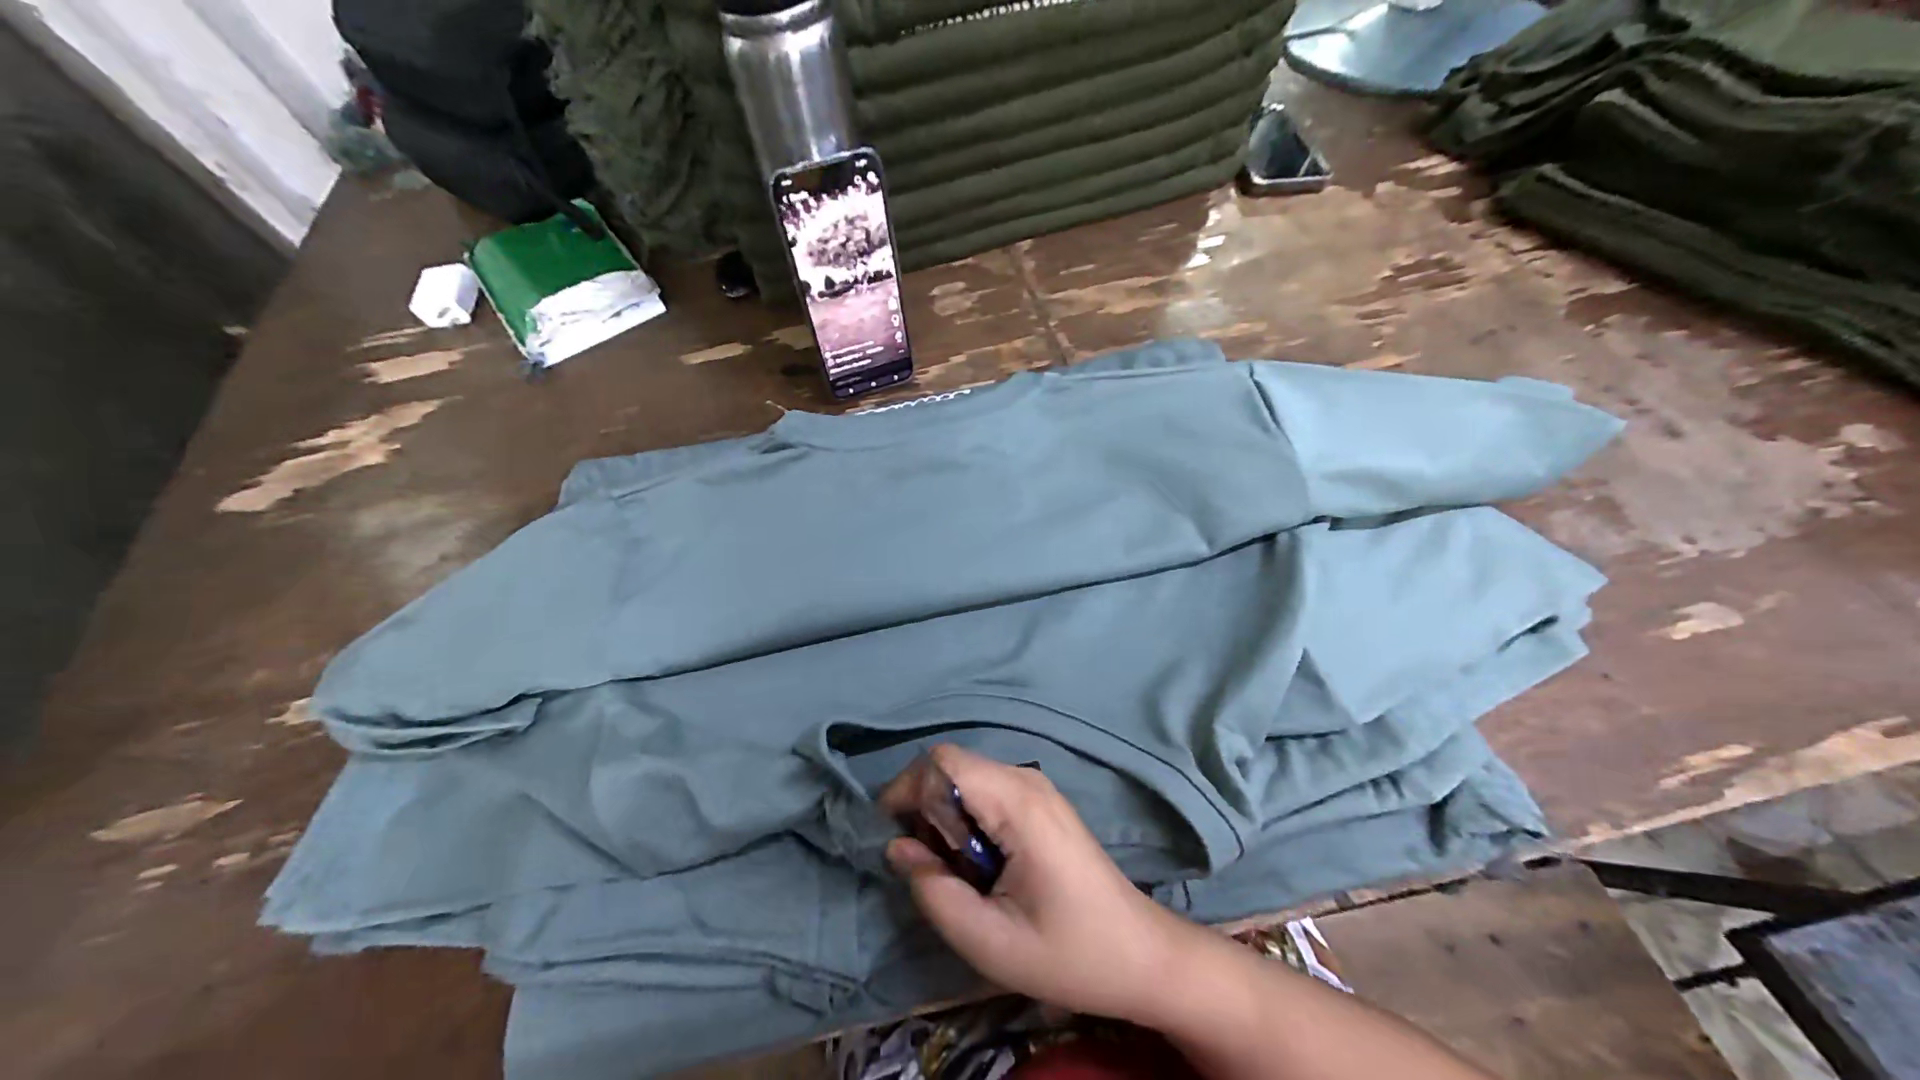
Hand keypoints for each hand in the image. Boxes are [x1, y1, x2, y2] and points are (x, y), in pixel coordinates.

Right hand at [878, 743, 1187, 1022]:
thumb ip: (933, 890)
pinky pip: (984, 792)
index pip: (942, 762)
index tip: (894, 839)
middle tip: (925, 864)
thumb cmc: (1069, 953)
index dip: (907, 790)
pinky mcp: (1039, 803)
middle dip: (922, 807)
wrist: (1140, 954)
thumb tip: (897, 848)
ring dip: (943, 817)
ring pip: (965, 778)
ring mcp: (1036, 788)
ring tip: (952, 872)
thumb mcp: (987, 940)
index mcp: (1017, 803)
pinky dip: (965, 820)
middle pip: (951, 766)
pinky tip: (977, 866)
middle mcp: (1026, 780)